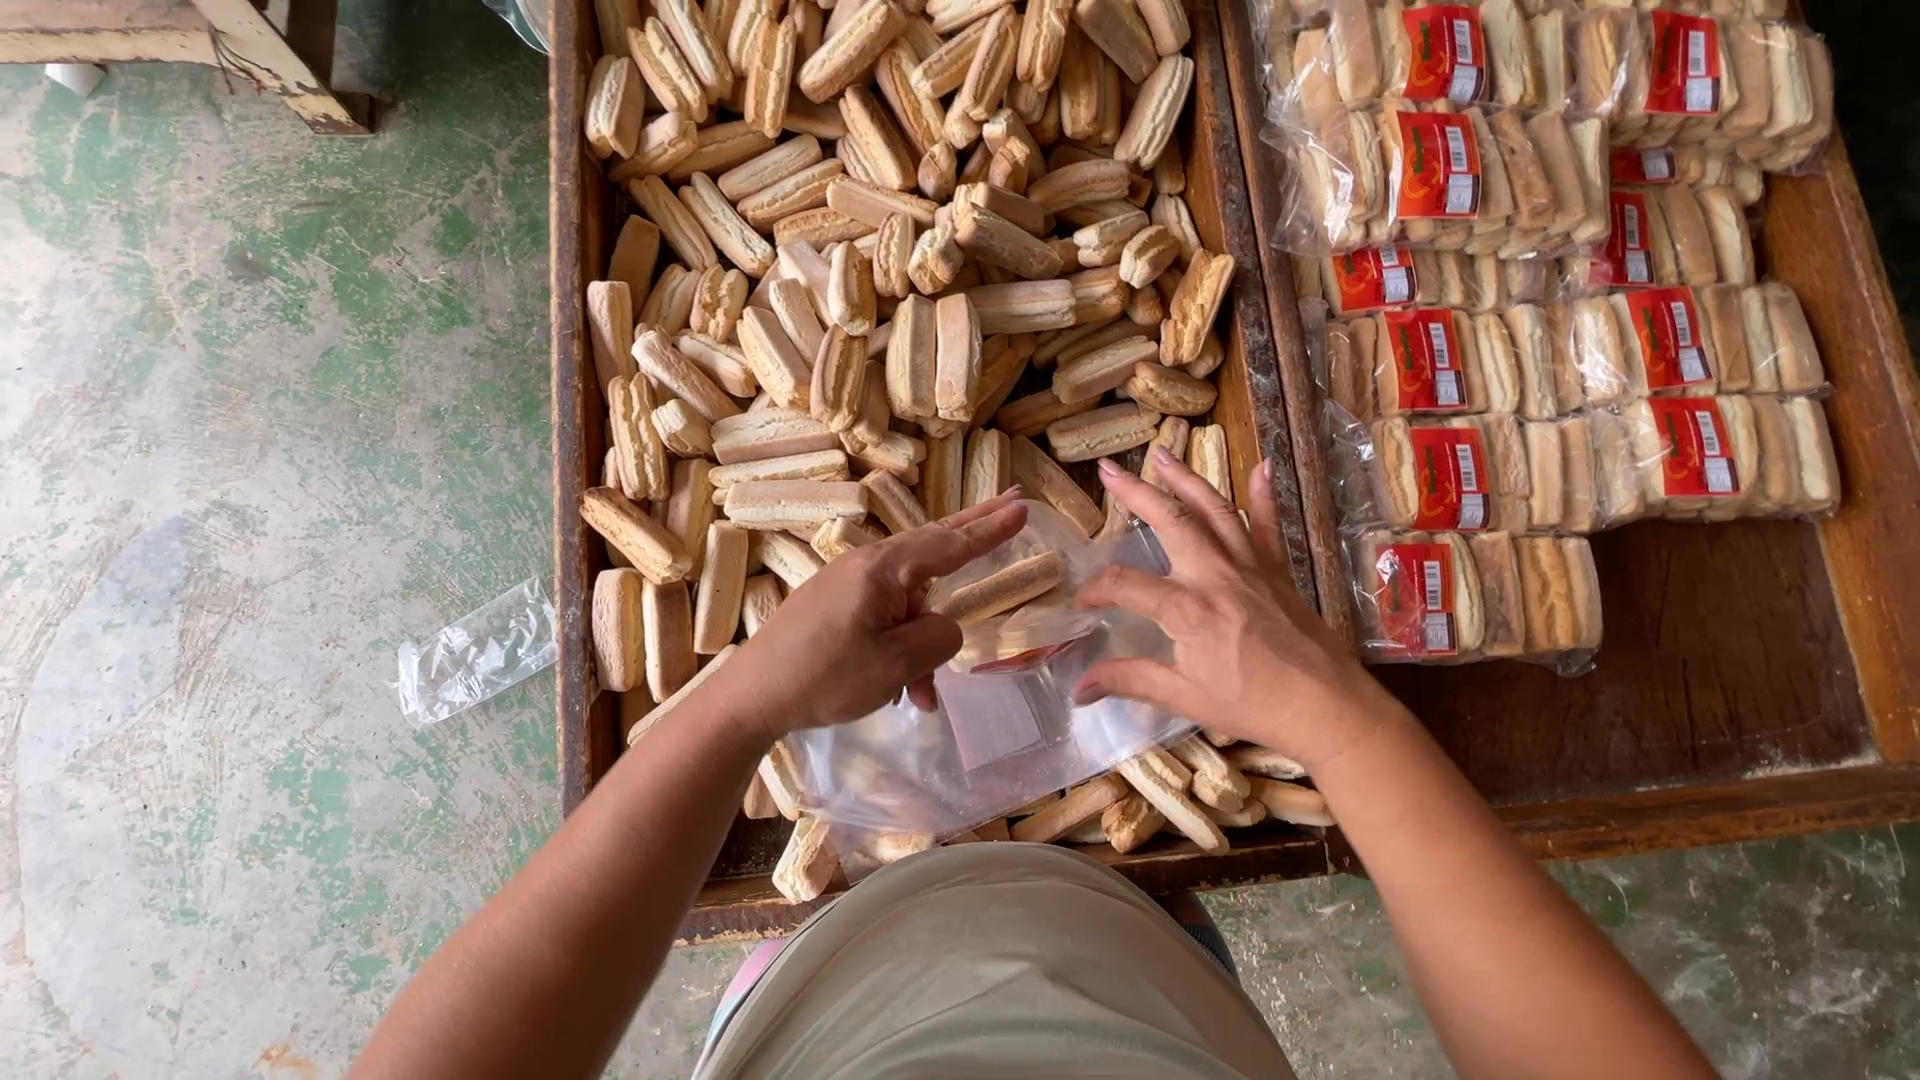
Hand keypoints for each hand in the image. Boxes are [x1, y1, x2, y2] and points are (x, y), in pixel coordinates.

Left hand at [725, 490, 1028, 738]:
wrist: (751, 696)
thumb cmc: (825, 677)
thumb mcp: (896, 664)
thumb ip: (937, 637)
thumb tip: (943, 625)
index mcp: (883, 570)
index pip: (950, 544)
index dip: (990, 530)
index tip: (1023, 507)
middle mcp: (866, 566)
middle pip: (932, 544)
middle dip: (974, 530)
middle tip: (1011, 502)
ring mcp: (847, 584)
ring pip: (907, 600)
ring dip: (922, 643)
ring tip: (920, 695)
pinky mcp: (833, 605)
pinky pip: (884, 616)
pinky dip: (898, 647)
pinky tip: (896, 691)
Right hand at [1075, 451, 1407, 769]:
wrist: (1327, 706)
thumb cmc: (1253, 705)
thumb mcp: (1184, 697)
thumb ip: (1129, 681)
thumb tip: (1079, 689)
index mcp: (1188, 609)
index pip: (1125, 585)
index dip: (1096, 591)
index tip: (1083, 605)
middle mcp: (1216, 575)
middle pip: (1171, 522)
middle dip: (1136, 492)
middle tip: (1108, 470)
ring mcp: (1250, 567)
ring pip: (1214, 511)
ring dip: (1186, 479)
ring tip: (1161, 454)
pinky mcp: (1277, 570)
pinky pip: (1268, 526)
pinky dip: (1264, 495)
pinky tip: (1261, 466)